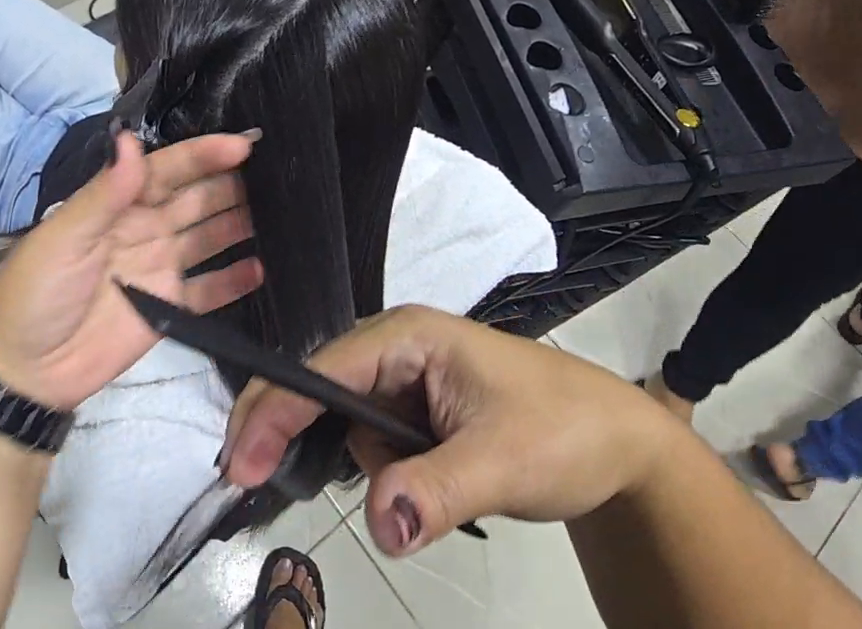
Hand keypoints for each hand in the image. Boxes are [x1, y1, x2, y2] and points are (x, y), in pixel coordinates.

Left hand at [0, 131, 261, 410]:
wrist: (24, 369)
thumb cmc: (35, 292)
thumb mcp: (64, 236)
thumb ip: (104, 192)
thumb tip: (131, 138)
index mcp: (117, 204)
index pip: (168, 171)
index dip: (203, 156)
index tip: (244, 145)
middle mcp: (145, 229)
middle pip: (196, 199)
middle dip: (232, 184)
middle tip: (279, 173)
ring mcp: (159, 268)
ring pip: (209, 237)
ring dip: (240, 224)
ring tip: (284, 214)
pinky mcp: (169, 308)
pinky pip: (209, 289)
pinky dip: (234, 280)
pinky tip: (262, 268)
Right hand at [223, 306, 679, 556]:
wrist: (621, 445)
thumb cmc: (568, 431)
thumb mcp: (505, 461)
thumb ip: (438, 489)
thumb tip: (379, 525)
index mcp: (410, 336)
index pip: (323, 368)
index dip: (276, 411)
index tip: (241, 464)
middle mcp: (397, 348)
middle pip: (317, 383)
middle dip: (281, 426)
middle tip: (245, 475)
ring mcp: (405, 378)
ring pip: (341, 417)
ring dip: (337, 456)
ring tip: (388, 490)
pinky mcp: (416, 409)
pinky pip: (369, 436)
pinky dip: (365, 465)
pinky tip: (393, 486)